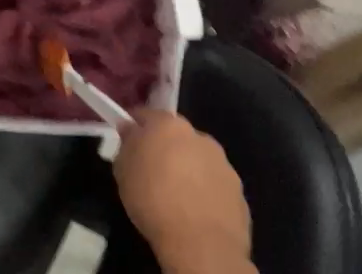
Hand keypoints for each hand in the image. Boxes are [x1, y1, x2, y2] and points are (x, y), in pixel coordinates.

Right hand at [115, 110, 254, 273]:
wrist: (201, 245)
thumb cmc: (152, 200)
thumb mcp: (122, 170)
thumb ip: (128, 145)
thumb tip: (132, 134)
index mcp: (169, 125)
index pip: (146, 115)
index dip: (134, 127)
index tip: (127, 142)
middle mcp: (200, 138)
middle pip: (176, 136)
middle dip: (165, 148)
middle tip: (151, 171)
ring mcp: (224, 165)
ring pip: (198, 160)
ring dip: (188, 169)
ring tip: (175, 196)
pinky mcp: (239, 193)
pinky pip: (215, 185)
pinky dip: (204, 192)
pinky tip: (194, 212)